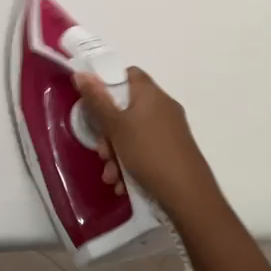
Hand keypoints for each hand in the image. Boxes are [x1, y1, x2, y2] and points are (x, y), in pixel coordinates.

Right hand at [74, 67, 216, 208]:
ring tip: (111, 175)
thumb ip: (96, 100)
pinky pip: (146, 148)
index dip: (108, 83)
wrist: (189, 196)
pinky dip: (132, 162)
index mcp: (150, 94)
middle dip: (108, 131)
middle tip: (101, 151)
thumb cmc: (148, 152)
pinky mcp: (174, 150)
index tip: (94, 103)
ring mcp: (170, 129)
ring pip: (133, 132)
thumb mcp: (115, 126)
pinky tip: (123, 183)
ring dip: (117, 152)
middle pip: (126, 107)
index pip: (128, 74)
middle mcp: (163, 107)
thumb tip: (81, 74)